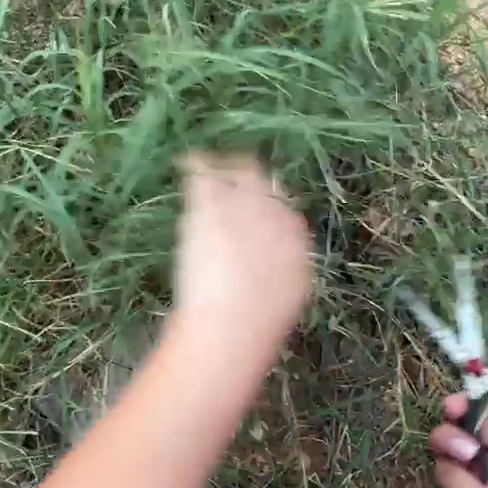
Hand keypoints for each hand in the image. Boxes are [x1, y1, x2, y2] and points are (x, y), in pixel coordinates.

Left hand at [166, 152, 312, 367]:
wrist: (231, 325)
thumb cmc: (254, 327)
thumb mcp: (281, 301)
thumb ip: (279, 272)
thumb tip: (271, 265)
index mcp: (298, 245)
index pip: (287, 214)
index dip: (269, 211)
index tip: (256, 214)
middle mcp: (277, 217)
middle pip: (266, 188)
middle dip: (252, 182)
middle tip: (234, 180)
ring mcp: (245, 208)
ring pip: (239, 177)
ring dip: (226, 172)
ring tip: (212, 168)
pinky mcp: (214, 206)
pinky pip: (207, 177)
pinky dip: (197, 167)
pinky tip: (188, 160)